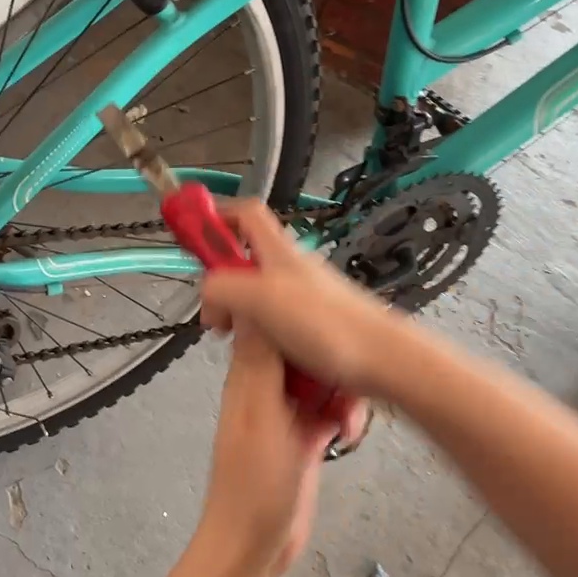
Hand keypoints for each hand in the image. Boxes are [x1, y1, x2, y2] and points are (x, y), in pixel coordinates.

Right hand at [198, 200, 401, 392]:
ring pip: (256, 297)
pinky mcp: (314, 326)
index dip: (216, 216)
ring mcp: (304, 297)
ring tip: (237, 342)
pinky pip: (274, 323)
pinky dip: (260, 337)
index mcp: (278, 252)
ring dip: (238, 316)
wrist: (384, 362)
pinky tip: (262, 358)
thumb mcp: (260, 300)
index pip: (244, 213)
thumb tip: (206, 295)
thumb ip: (222, 288)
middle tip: (214, 316)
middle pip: (244, 261)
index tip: (192, 234)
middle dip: (220, 285)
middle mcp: (291, 269)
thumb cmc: (328, 326)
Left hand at [199, 328, 355, 576]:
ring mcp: (285, 414)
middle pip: (305, 352)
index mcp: (248, 375)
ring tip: (350, 423)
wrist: (253, 545)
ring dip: (342, 395)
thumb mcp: (260, 413)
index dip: (302, 320)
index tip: (335, 326)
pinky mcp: (302, 440)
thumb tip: (253, 302)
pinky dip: (342, 417)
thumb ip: (260, 360)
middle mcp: (265, 388)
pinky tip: (349, 435)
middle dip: (334, 362)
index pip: (274, 326)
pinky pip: (328, 412)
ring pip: (321, 382)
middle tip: (351, 388)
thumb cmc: (254, 481)